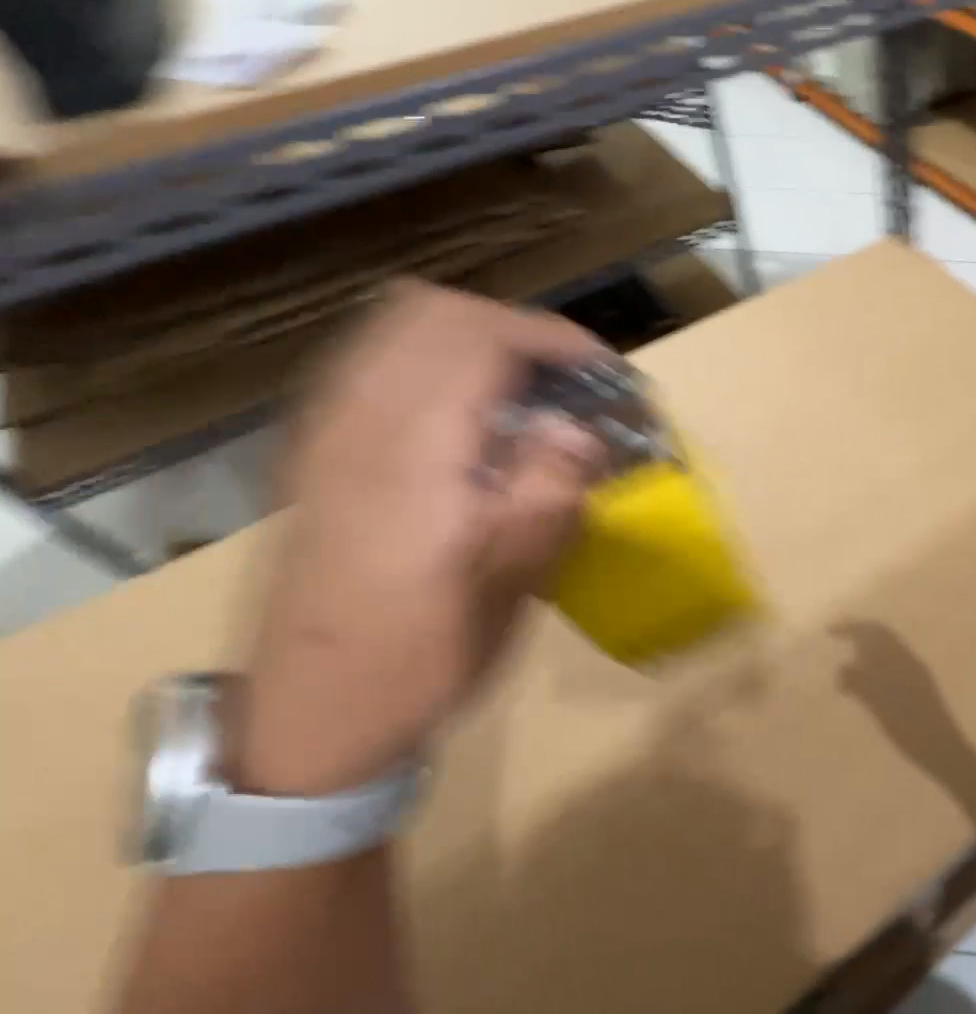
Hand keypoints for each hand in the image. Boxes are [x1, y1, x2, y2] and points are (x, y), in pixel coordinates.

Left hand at [235, 282, 612, 794]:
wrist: (311, 716)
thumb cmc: (423, 655)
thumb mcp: (508, 583)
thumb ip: (547, 489)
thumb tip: (580, 427)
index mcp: (408, 450)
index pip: (481, 338)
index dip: (556, 341)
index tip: (609, 379)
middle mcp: (356, 422)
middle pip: (434, 313)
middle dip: (519, 333)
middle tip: (572, 385)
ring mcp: (327, 433)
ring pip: (399, 331)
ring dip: (478, 344)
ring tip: (532, 396)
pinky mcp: (319, 454)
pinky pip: (376, 366)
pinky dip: (437, 365)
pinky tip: (473, 420)